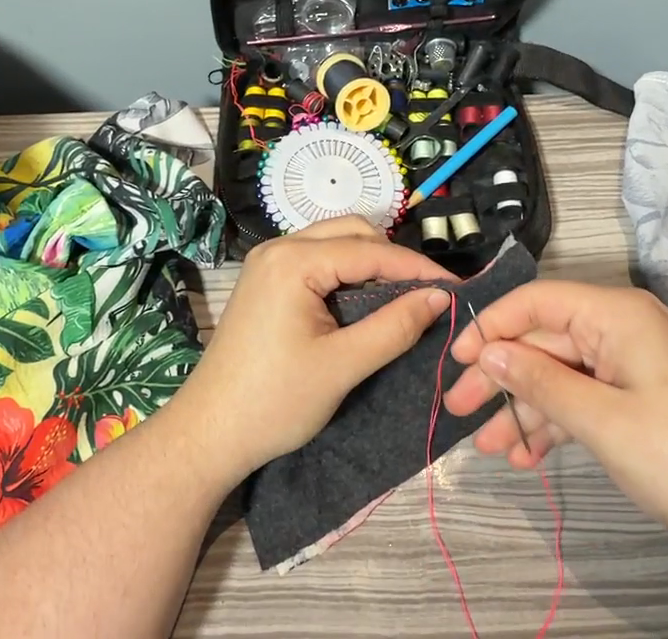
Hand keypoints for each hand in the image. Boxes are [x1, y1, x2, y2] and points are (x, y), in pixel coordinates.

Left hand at [172, 216, 455, 480]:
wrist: (209, 433)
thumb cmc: (274, 402)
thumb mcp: (342, 366)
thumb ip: (394, 327)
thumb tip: (439, 297)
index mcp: (293, 261)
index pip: (370, 250)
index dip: (417, 269)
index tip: (458, 289)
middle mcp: (278, 248)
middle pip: (352, 234)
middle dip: (393, 260)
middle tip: (429, 295)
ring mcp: (268, 263)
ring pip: (335, 245)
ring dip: (371, 265)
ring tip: (405, 299)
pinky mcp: (266, 282)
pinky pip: (318, 262)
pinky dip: (347, 275)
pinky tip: (366, 303)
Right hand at [442, 280, 667, 549]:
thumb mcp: (603, 422)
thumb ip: (540, 382)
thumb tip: (488, 350)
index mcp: (616, 316)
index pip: (536, 301)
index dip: (490, 327)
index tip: (454, 362)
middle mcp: (623, 329)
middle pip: (544, 341)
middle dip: (501, 377)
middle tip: (457, 411)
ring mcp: (634, 365)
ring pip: (562, 375)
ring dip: (525, 410)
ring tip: (489, 448)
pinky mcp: (644, 397)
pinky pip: (587, 399)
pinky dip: (558, 424)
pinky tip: (529, 456)